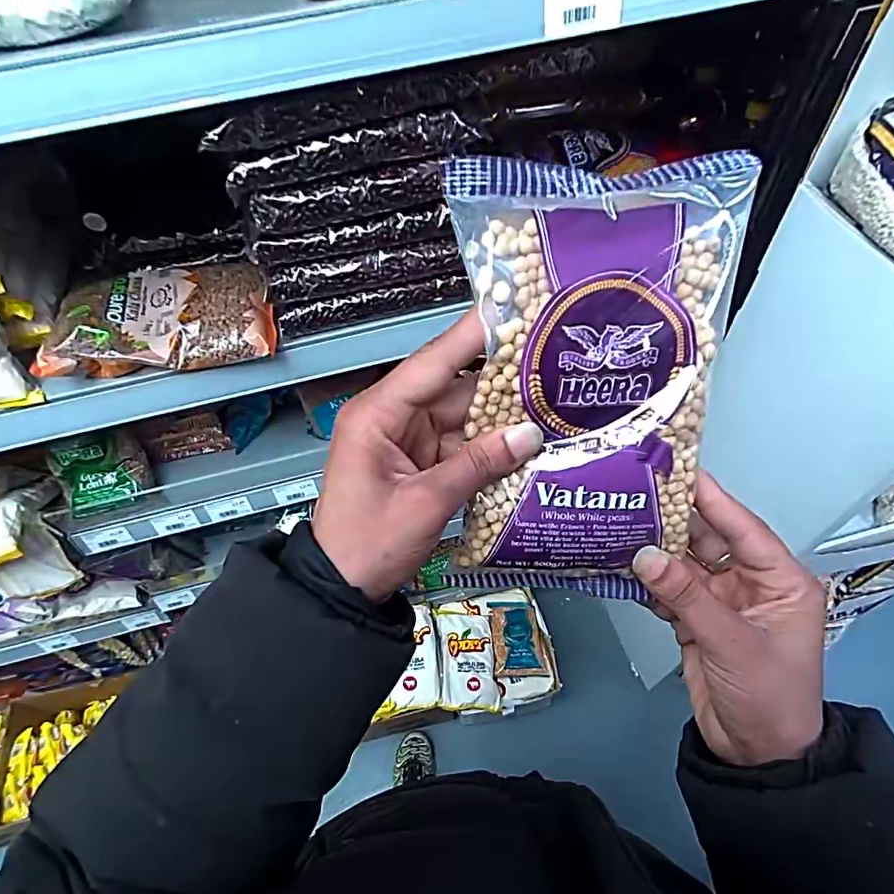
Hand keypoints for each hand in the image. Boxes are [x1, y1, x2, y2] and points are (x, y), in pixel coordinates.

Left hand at [313, 310, 543, 600]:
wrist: (342, 586)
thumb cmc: (365, 545)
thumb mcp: (427, 503)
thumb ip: (479, 464)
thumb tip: (527, 435)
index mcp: (378, 415)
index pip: (434, 361)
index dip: (475, 334)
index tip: (513, 307)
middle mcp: (391, 419)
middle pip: (454, 388)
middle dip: (502, 383)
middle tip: (551, 366)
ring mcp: (406, 441)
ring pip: (462, 417)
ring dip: (500, 419)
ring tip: (549, 405)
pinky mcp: (418, 464)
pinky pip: (460, 445)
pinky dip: (488, 448)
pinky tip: (524, 444)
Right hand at [632, 470, 825, 765]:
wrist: (756, 753)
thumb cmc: (768, 697)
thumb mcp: (731, 642)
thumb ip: (686, 596)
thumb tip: (643, 554)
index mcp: (780, 582)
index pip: (743, 529)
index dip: (712, 500)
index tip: (681, 470)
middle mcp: (751, 586)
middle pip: (710, 543)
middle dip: (675, 522)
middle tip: (636, 494)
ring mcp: (722, 604)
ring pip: (685, 566)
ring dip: (656, 552)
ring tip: (621, 525)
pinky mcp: (698, 623)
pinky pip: (670, 592)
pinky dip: (649, 583)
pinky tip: (624, 567)